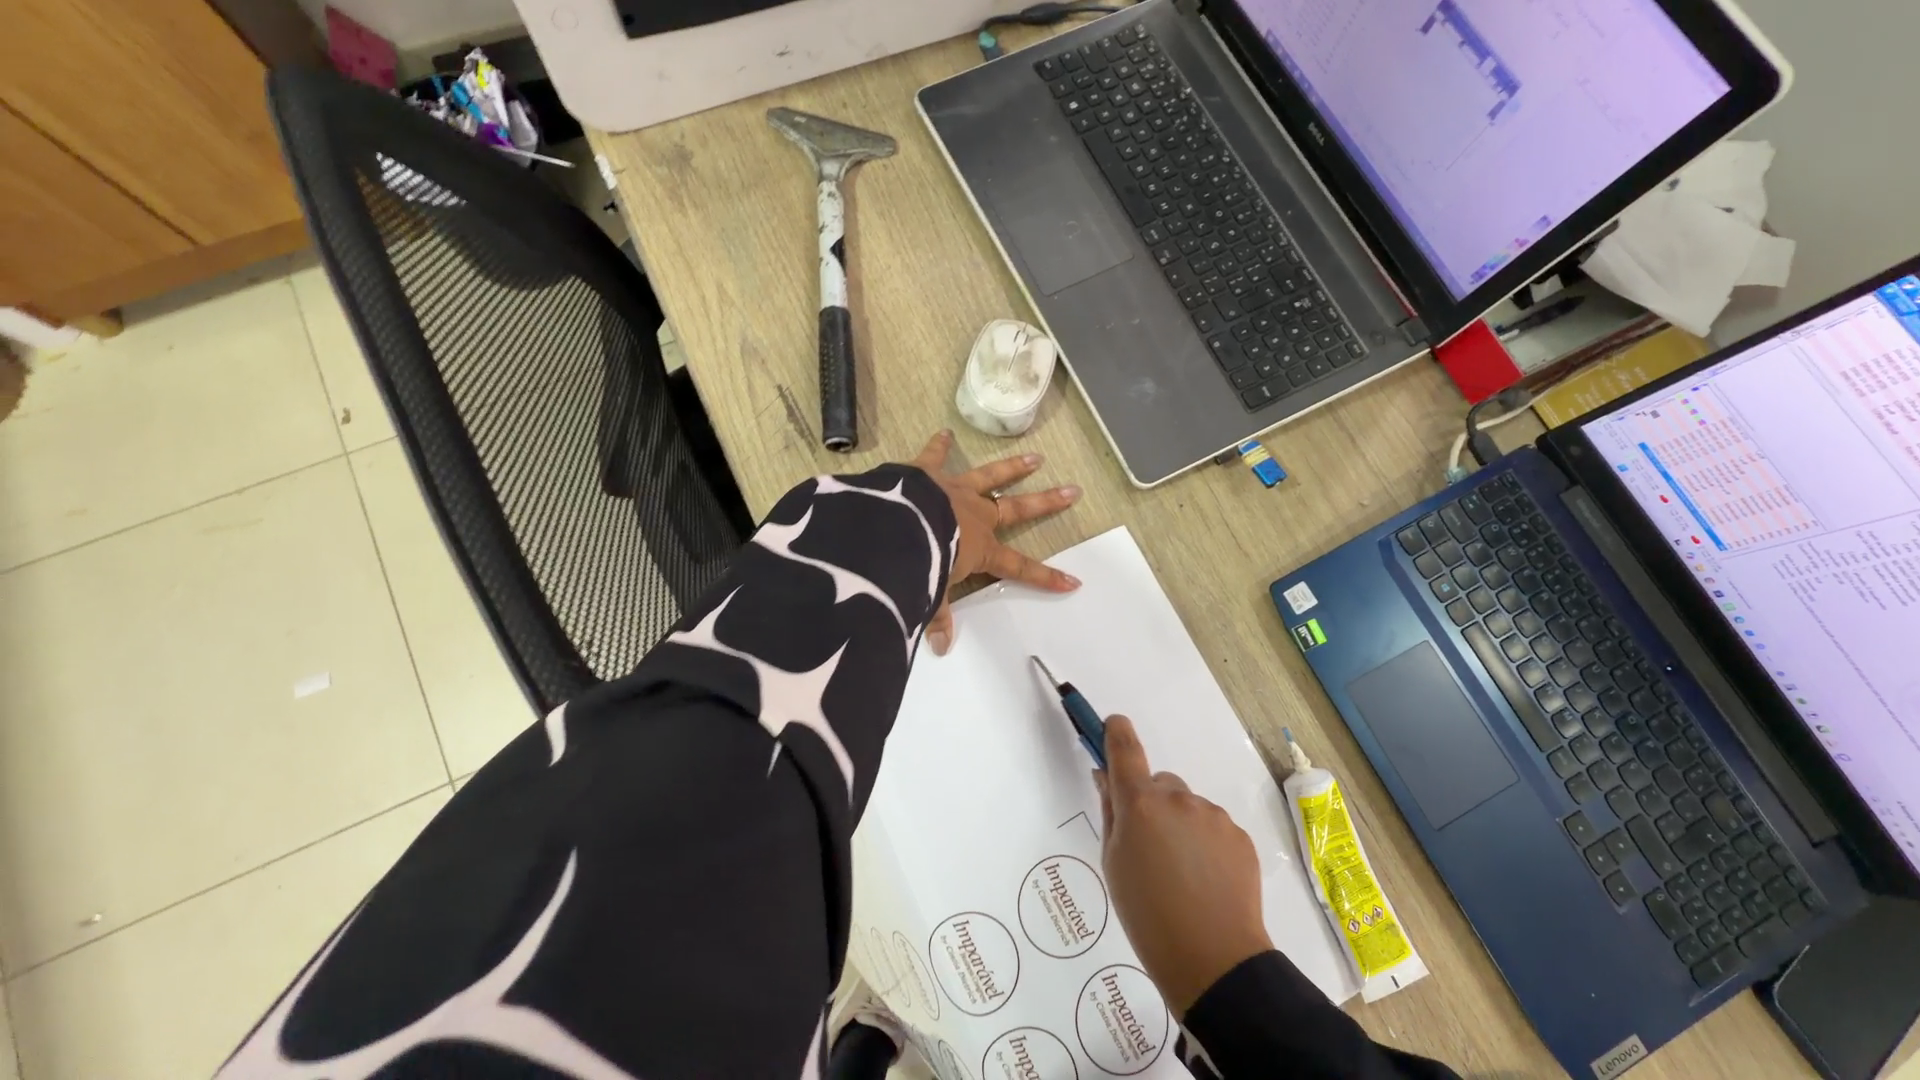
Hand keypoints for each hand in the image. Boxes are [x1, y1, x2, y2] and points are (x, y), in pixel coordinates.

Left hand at [909, 431, 1080, 654]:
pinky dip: (938, 446)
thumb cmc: (918, 566)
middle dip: (1047, 502)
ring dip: (1013, 468)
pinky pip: (935, 457)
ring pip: (990, 477)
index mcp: (980, 549)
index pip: (1020, 568)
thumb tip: (941, 648)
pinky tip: (943, 432)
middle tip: (1072, 490)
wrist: (892, 528)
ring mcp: (954, 490)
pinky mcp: (927, 474)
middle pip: (1017, 509)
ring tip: (1035, 458)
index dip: (1047, 577)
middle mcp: (975, 515)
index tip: (1073, 581)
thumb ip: (937, 617)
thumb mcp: (930, 597)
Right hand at [1095, 715, 1273, 1016]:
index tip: (1113, 725)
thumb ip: (1112, 814)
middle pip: (1159, 784)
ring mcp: (1213, 816)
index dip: (1116, 731)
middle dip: (1151, 803)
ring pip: (1188, 807)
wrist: (1212, 957)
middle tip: (1148, 848)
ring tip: (1181, 874)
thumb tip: (1109, 781)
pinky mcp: (1239, 835)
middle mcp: (1178, 799)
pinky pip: (1213, 827)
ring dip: (1180, 826)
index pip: (1125, 748)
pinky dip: (1206, 844)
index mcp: (1140, 803)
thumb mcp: (1113, 864)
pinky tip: (1205, 880)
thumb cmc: (1147, 915)